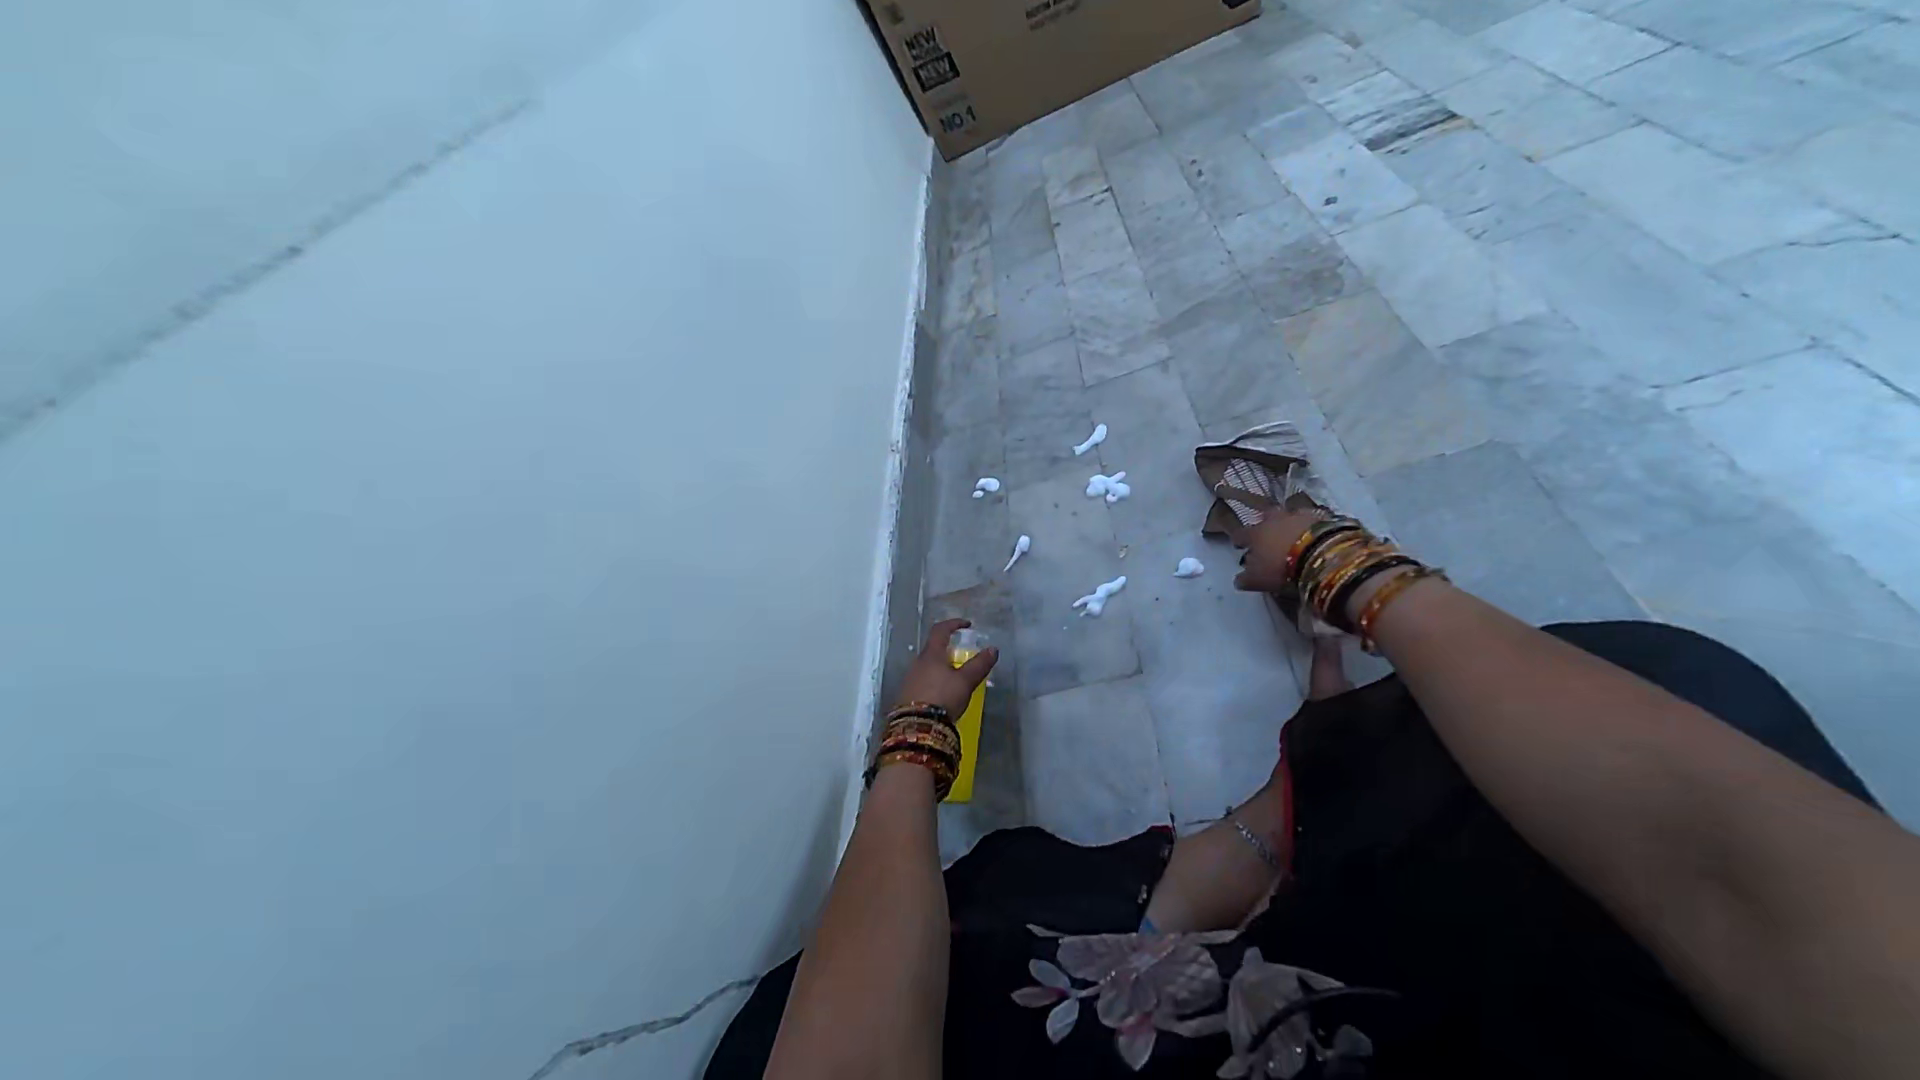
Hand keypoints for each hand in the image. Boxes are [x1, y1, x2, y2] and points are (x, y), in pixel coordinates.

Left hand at [897, 619, 998, 718]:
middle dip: (948, 648)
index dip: (953, 624)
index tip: (967, 625)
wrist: (916, 726)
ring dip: (940, 666)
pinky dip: (934, 680)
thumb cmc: (942, 698)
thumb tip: (993, 648)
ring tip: (954, 677)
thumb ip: (979, 665)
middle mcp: (917, 663)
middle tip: (962, 655)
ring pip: (927, 666)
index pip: (940, 630)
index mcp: (931, 655)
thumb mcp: (965, 681)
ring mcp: (910, 679)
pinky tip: (941, 693)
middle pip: (933, 648)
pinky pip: (922, 680)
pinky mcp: (906, 694)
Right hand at [1233, 507, 1327, 592]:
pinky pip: (1313, 520)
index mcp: (1255, 533)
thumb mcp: (1258, 580)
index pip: (1241, 534)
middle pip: (1266, 516)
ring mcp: (1299, 516)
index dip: (1239, 539)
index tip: (1239, 545)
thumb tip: (1238, 579)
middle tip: (1268, 534)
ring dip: (1290, 523)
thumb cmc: (1282, 568)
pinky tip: (1315, 535)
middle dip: (1265, 523)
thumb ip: (1245, 579)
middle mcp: (1274, 520)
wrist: (1321, 554)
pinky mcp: (1323, 517)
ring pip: (1291, 515)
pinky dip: (1312, 526)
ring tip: (1294, 534)